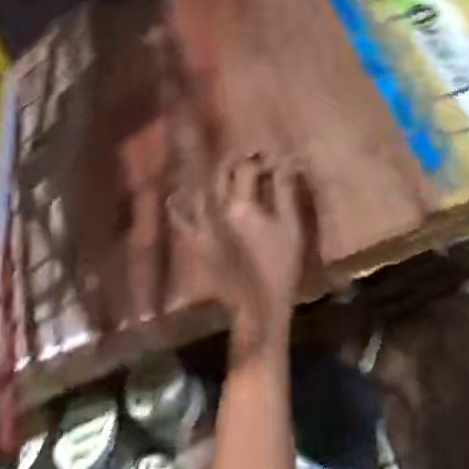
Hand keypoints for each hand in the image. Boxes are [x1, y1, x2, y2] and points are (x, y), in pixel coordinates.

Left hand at [176, 152, 305, 360]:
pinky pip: (180, 218)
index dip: (260, 160)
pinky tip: (178, 195)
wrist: (259, 307)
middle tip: (249, 163)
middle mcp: (216, 207)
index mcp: (241, 203)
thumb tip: (283, 164)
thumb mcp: (291, 227)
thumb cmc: (281, 266)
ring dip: (212, 176)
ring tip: (225, 174)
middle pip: (221, 172)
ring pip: (201, 188)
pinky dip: (178, 205)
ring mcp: (203, 223)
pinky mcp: (196, 240)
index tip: (271, 161)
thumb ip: (285, 192)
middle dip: (235, 162)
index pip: (247, 168)